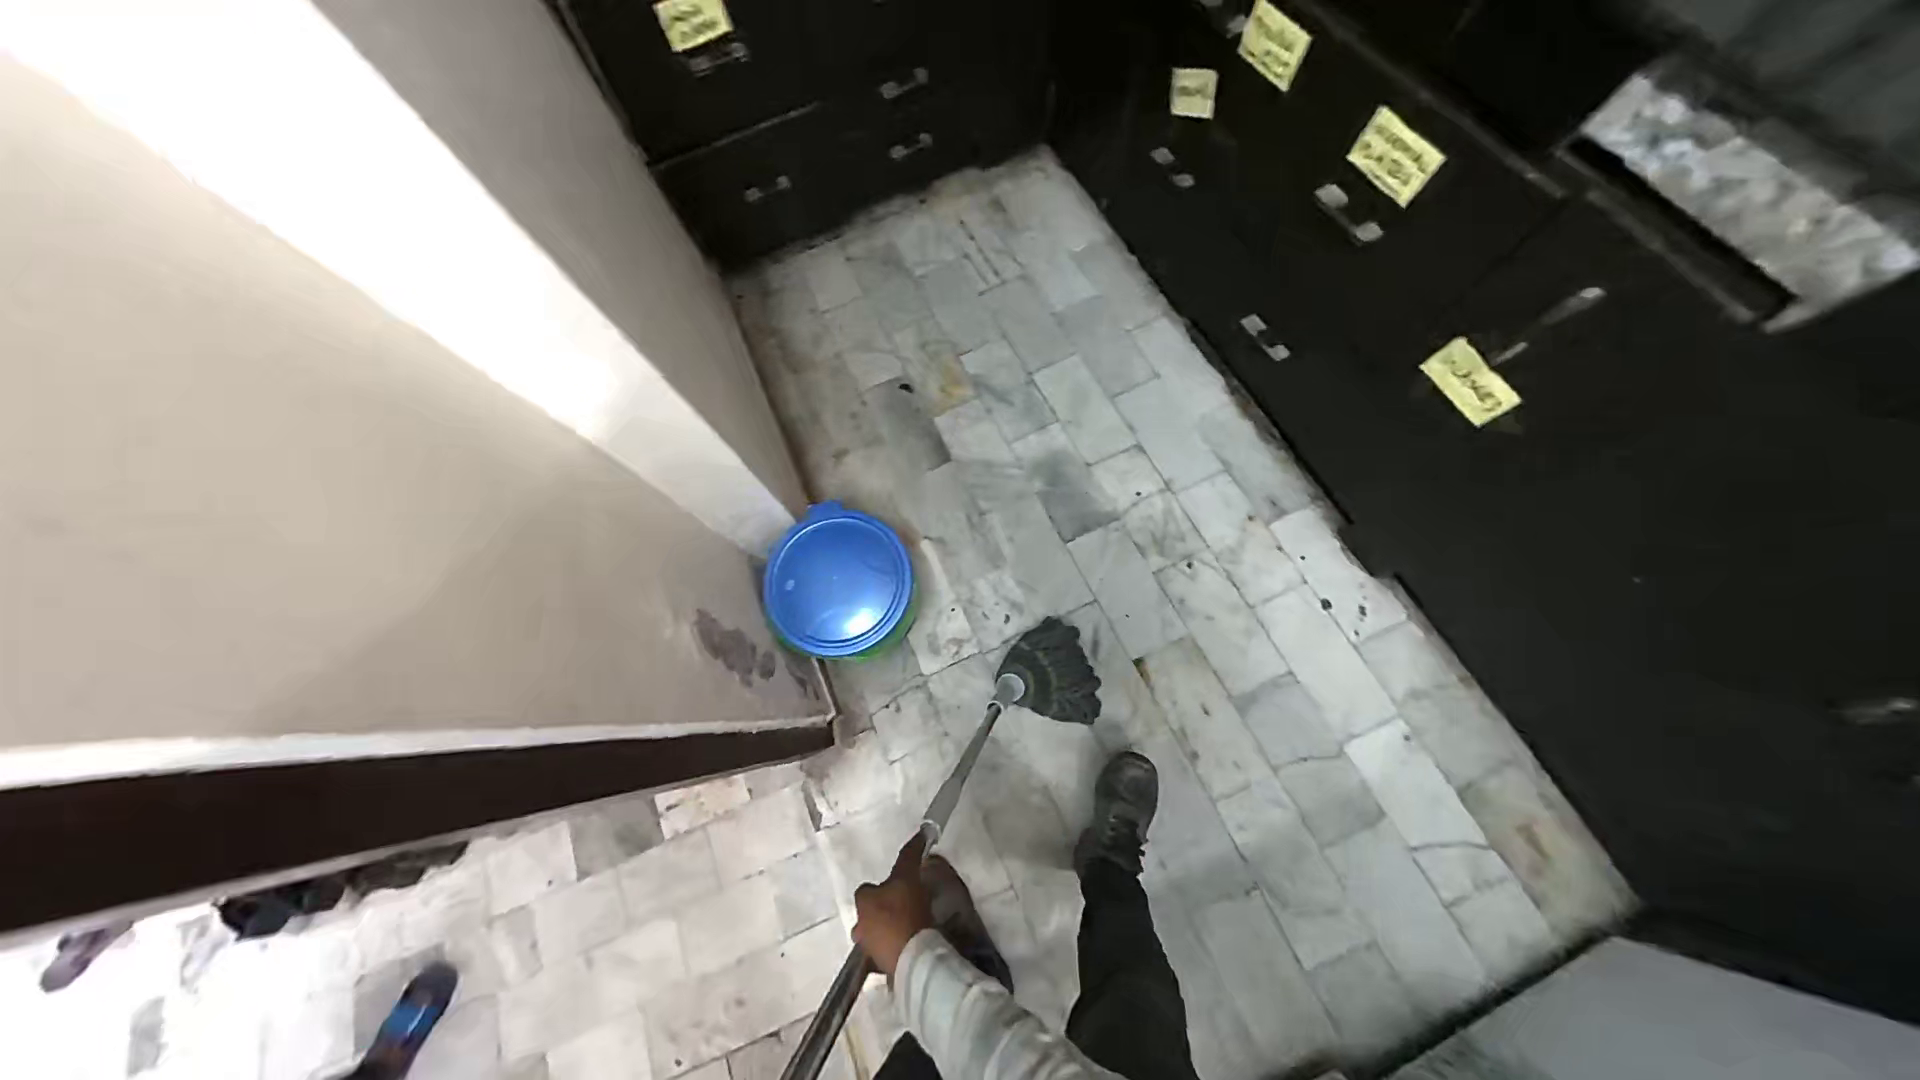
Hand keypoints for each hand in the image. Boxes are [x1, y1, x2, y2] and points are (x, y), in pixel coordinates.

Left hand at [852, 832, 934, 976]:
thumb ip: (910, 855)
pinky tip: (912, 948)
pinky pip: (887, 956)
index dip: (882, 888)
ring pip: (876, 937)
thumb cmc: (906, 911)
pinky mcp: (881, 971)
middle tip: (904, 910)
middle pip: (868, 916)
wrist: (914, 957)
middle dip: (881, 913)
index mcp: (863, 903)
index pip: (867, 890)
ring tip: (911, 930)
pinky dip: (896, 951)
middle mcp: (859, 928)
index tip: (899, 888)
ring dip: (888, 933)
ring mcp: (869, 952)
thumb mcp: (908, 876)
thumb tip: (919, 833)